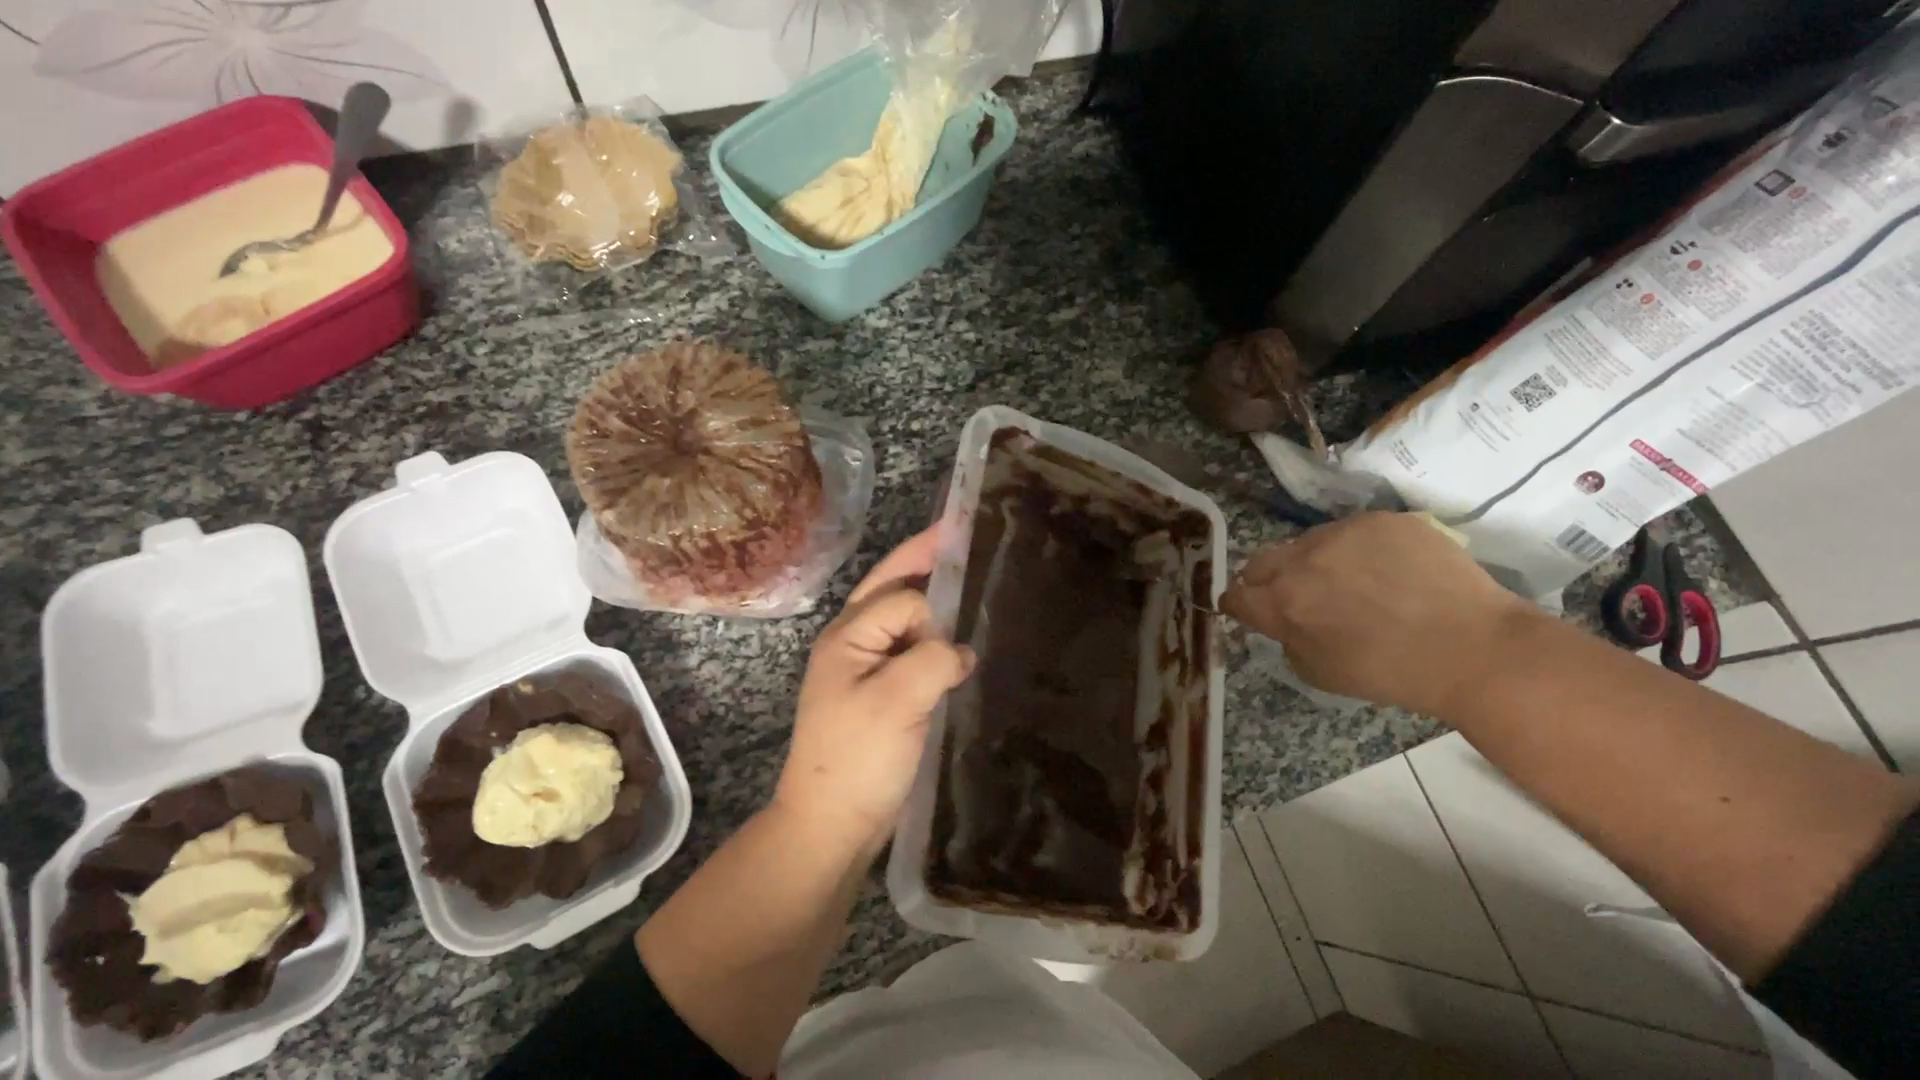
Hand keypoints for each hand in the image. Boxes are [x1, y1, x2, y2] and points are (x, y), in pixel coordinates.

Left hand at [775, 527, 975, 855]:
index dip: (932, 614)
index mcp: (847, 636)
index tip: (957, 633)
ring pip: (901, 621)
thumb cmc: (858, 758)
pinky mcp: (878, 699)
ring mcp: (862, 672)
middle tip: (961, 531)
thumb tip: (960, 652)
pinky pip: (908, 655)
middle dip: (925, 561)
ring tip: (970, 589)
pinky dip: (933, 645)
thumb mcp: (898, 701)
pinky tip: (958, 654)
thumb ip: (934, 659)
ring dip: (931, 604)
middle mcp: (851, 644)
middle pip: (892, 588)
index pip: (903, 598)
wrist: (830, 824)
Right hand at [1222, 512, 1540, 715]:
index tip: (1253, 612)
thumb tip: (1287, 621)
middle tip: (1300, 598)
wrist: (1473, 647)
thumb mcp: (1320, 673)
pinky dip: (1362, 550)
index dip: (1240, 606)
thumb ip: (1288, 640)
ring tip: (1355, 584)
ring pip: (1310, 542)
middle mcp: (1303, 559)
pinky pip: (1356, 532)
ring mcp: (1345, 532)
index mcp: (1283, 602)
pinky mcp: (1384, 519)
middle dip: (1270, 580)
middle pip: (1263, 561)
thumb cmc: (1391, 672)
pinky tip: (1392, 573)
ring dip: (1317, 561)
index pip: (1235, 595)